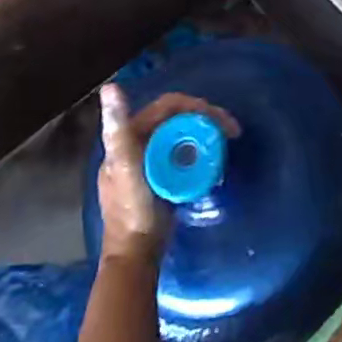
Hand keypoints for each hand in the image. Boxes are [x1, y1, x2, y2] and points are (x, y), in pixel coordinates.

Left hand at [96, 84, 239, 262]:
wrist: (136, 254)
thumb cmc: (132, 210)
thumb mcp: (125, 166)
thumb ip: (118, 129)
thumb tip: (109, 87)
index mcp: (129, 135)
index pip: (168, 107)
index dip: (196, 106)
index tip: (222, 120)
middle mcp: (138, 143)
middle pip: (178, 118)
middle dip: (206, 118)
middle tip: (232, 131)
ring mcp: (151, 160)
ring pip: (183, 134)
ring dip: (206, 133)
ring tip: (227, 141)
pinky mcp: (162, 176)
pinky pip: (185, 153)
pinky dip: (201, 151)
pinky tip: (215, 159)